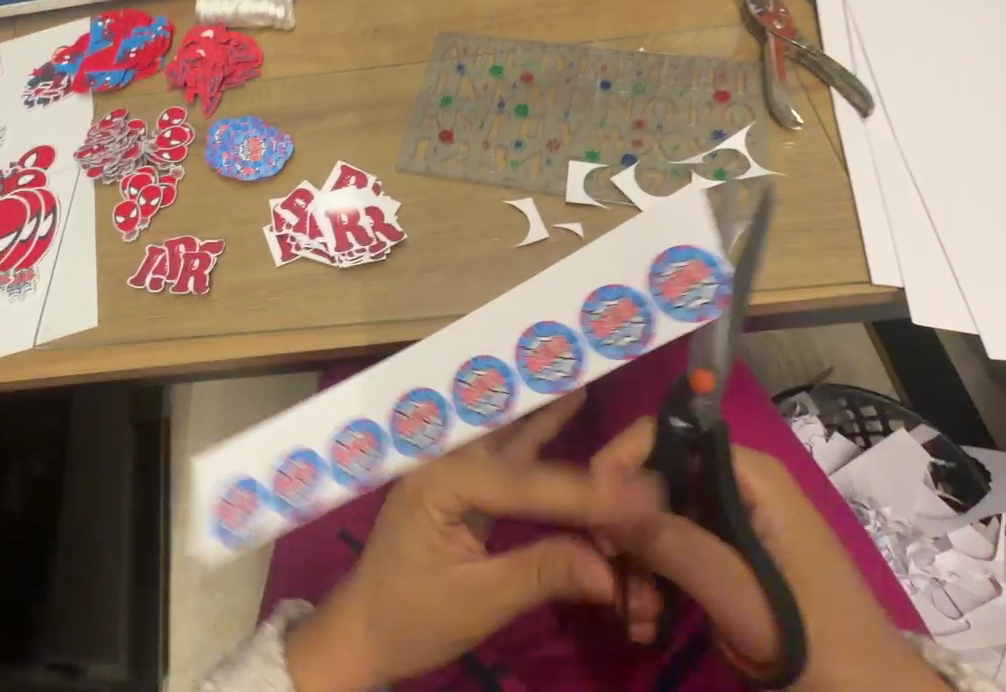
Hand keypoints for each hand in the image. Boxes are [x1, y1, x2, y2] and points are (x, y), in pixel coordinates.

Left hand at [285, 392, 663, 691]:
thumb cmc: (410, 619)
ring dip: (548, 410)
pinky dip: (536, 433)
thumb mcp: (477, 603)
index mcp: (441, 482)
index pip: (525, 482)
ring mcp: (451, 470)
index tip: (644, 496)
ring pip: (509, 435)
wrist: (362, 632)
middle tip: (612, 390)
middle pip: (516, 443)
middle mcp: (445, 461)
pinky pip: (506, 454)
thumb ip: (542, 574)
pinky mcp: (461, 484)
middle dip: (566, 426)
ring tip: (585, 372)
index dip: (586, 493)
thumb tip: (611, 570)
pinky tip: (562, 404)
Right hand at [592, 420, 945, 691]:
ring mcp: (732, 521)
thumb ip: (673, 542)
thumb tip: (603, 497)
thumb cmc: (817, 645)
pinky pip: (672, 550)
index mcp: (749, 474)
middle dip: (624, 527)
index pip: (665, 434)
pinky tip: (647, 623)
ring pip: (656, 519)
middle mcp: (736, 484)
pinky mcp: (728, 556)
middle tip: (609, 579)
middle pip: (654, 478)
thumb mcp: (738, 595)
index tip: (592, 514)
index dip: (620, 462)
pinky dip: (652, 582)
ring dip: (635, 565)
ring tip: (635, 618)